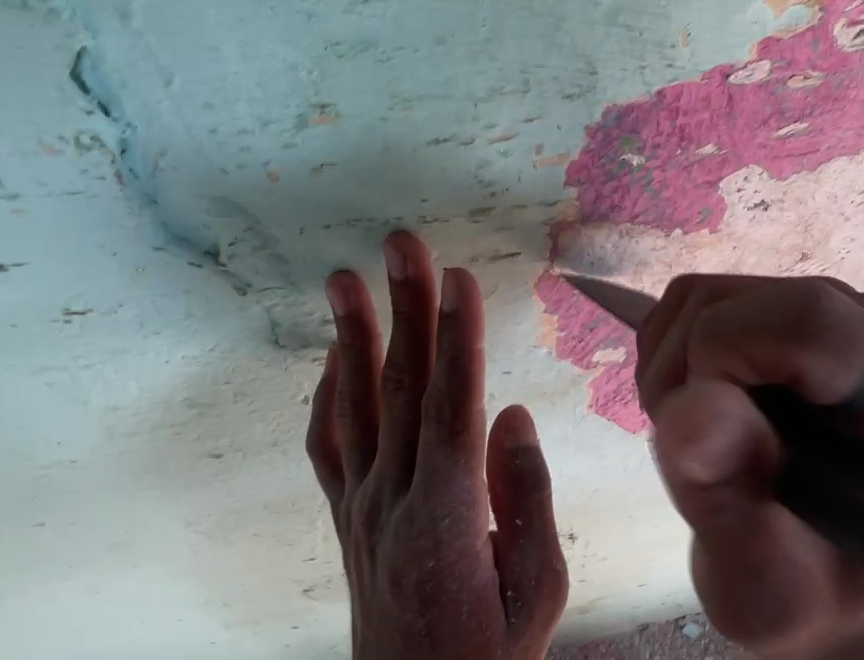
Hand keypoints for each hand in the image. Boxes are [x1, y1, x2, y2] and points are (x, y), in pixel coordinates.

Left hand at [306, 232, 568, 658]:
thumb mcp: (538, 591)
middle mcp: (392, 503)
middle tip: (402, 245)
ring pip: (354, 406)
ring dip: (352, 335)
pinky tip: (333, 356)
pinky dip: (326, 395)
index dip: (457, 339)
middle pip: (401, 389)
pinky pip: (327, 447)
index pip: (453, 408)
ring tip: (343, 278)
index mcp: (447, 519)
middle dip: (405, 308)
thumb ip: (527, 497)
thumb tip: (510, 413)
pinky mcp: (346, 518)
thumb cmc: (489, 656)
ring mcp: (360, 509)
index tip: (459, 278)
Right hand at [636, 276, 863, 659]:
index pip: (824, 327)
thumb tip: (692, 412)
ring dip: (677, 368)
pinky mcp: (793, 297)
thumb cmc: (804, 588)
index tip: (706, 423)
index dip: (735, 352)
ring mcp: (842, 307)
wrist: (812, 565)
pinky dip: (673, 350)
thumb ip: (732, 502)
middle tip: (695, 452)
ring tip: (704, 438)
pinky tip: (704, 404)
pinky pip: (699, 296)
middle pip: (758, 306)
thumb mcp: (764, 587)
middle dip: (694, 374)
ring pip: (715, 296)